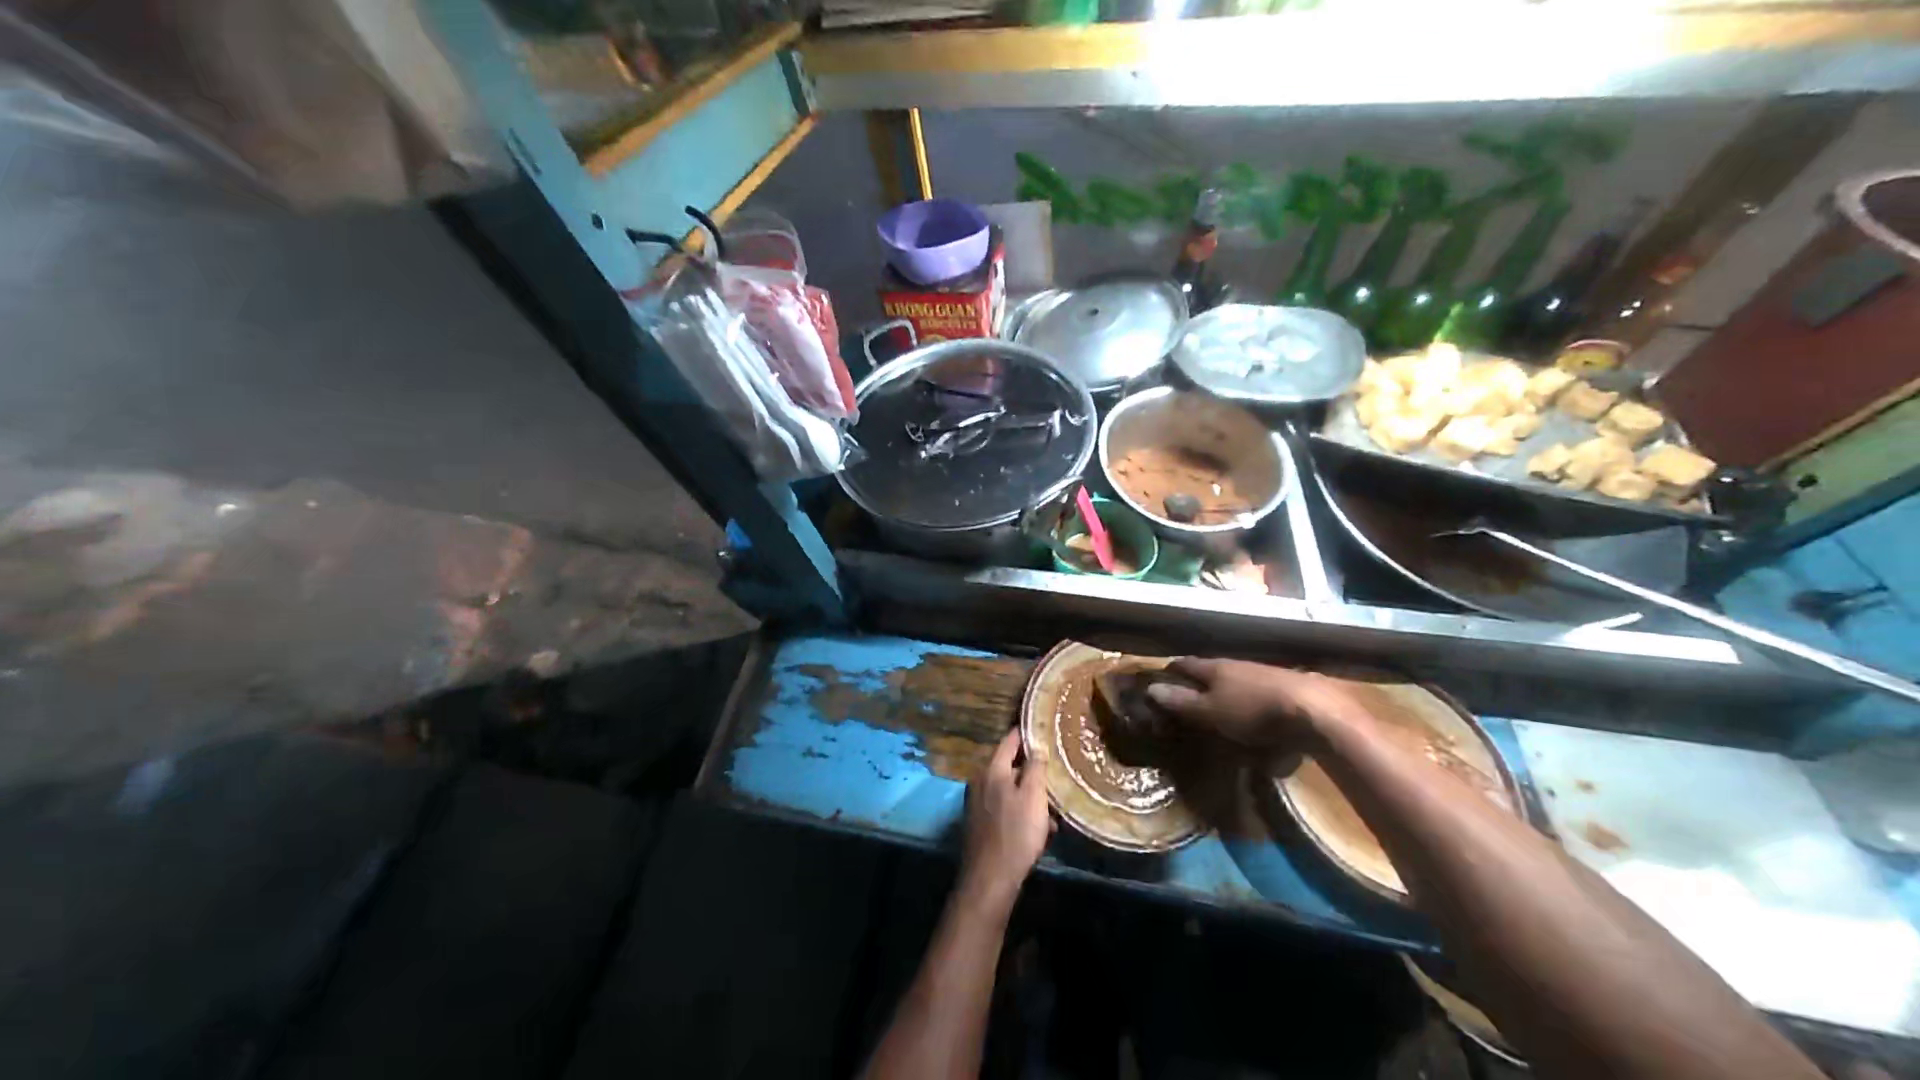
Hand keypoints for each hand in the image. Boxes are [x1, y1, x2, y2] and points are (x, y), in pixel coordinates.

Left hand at [960, 727, 1052, 908]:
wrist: (990, 877)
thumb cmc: (1016, 832)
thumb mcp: (1033, 797)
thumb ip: (1036, 768)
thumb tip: (1037, 747)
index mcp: (992, 770)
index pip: (1010, 740)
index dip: (1028, 733)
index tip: (1045, 729)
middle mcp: (980, 780)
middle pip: (1010, 765)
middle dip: (1033, 770)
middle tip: (1056, 772)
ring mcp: (978, 802)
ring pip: (1010, 789)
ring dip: (1031, 796)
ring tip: (1054, 809)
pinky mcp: (981, 822)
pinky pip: (1005, 807)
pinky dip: (1022, 812)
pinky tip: (1041, 830)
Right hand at [1145, 657, 1361, 751]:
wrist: (1314, 712)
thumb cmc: (1253, 711)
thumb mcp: (1210, 712)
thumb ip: (1181, 702)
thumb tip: (1150, 688)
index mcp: (1215, 667)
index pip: (1186, 664)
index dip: (1172, 670)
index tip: (1160, 678)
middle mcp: (1238, 665)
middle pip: (1212, 671)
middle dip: (1200, 683)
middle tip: (1189, 698)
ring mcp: (1265, 675)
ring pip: (1238, 681)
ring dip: (1228, 693)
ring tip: (1221, 710)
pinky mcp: (1288, 689)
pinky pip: (1261, 695)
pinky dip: (1252, 704)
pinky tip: (1256, 718)